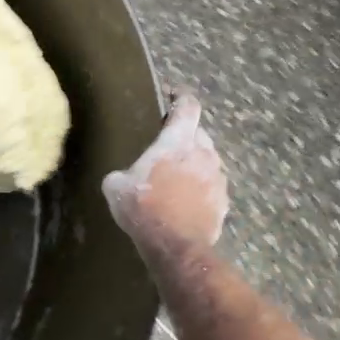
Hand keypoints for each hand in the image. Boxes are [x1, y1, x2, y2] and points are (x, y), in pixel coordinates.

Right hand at [102, 92, 228, 248]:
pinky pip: (212, 185)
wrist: (174, 244)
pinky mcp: (224, 201)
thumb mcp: (115, 185)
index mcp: (177, 142)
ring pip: (208, 160)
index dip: (180, 98)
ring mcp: (218, 178)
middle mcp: (203, 153)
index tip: (171, 95)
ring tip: (176, 176)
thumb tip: (125, 176)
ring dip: (194, 162)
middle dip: (184, 135)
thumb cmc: (143, 206)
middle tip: (166, 145)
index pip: (188, 108)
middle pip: (199, 133)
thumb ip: (123, 172)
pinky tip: (185, 200)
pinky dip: (200, 187)